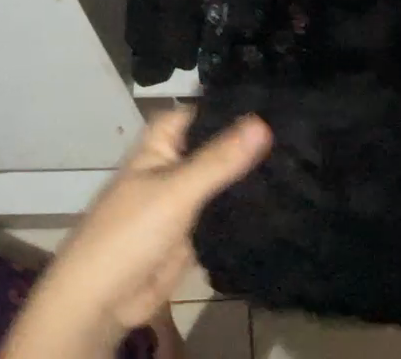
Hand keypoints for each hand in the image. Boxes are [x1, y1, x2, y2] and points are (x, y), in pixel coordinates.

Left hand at [0, 108, 271, 358]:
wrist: (102, 301)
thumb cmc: (129, 233)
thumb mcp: (177, 190)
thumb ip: (219, 159)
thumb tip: (263, 121)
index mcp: (161, 145)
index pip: (201, 113)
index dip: (231, 107)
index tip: (275, 100)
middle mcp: (174, 167)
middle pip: (215, 147)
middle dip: (247, 143)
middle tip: (297, 130)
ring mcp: (185, 201)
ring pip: (222, 181)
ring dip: (250, 176)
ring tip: (298, 161)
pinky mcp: (194, 233)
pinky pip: (224, 213)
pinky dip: (245, 208)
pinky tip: (282, 200)